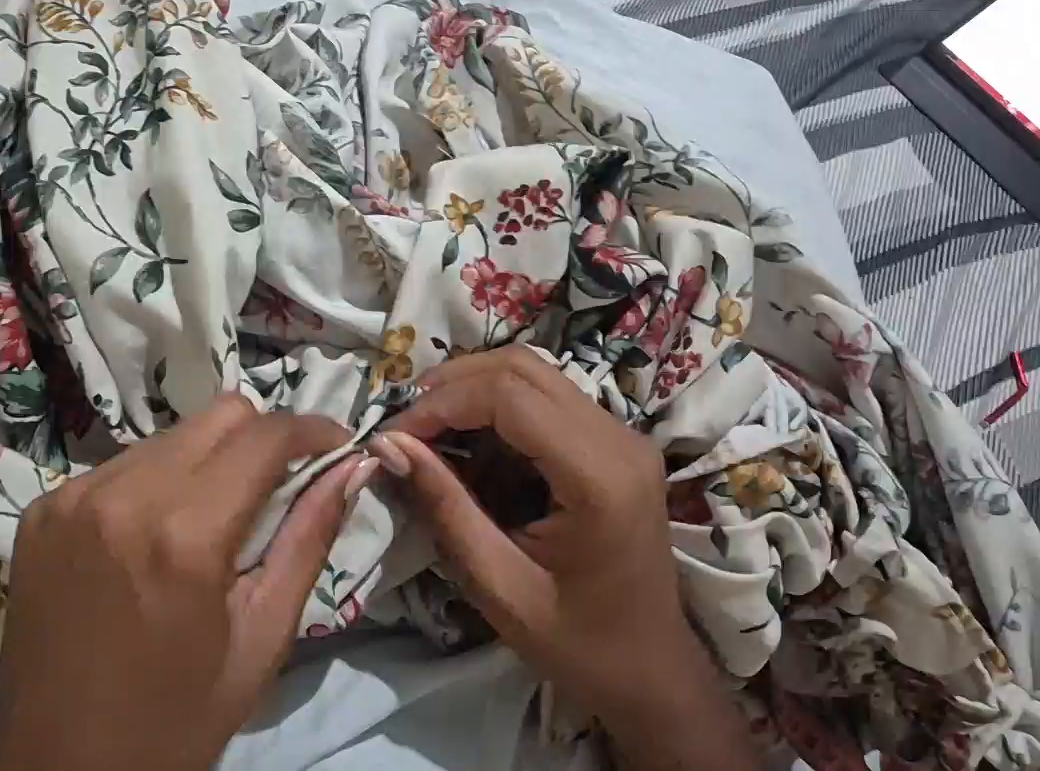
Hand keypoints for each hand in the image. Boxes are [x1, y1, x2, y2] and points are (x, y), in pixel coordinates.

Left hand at [0, 395, 373, 770]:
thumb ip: (309, 538)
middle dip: (262, 439)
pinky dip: (154, 482)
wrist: (59, 765)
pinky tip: (154, 535)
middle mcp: (125, 494)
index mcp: (186, 533)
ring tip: (212, 518)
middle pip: (220, 414)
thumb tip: (351, 468)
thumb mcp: (262, 637)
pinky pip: (122, 463)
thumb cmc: (176, 716)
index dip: (313, 431)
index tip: (337, 447)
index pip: (265, 435)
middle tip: (276, 487)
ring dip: (207, 460)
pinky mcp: (43, 507)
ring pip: (170, 434)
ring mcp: (74, 495)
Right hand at [370, 347, 760, 769]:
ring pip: (531, 372)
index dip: (442, 402)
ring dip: (470, 391)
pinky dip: (495, 407)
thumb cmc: (577, 643)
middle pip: (520, 368)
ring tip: (428, 432)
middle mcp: (619, 438)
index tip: (394, 435)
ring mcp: (621, 435)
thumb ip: (445, 506)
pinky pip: (544, 396)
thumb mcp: (497, 585)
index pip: (509, 394)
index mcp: (599, 477)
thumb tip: (388, 444)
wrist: (651, 673)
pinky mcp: (613, 441)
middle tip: (405, 427)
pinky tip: (468, 445)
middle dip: (451, 386)